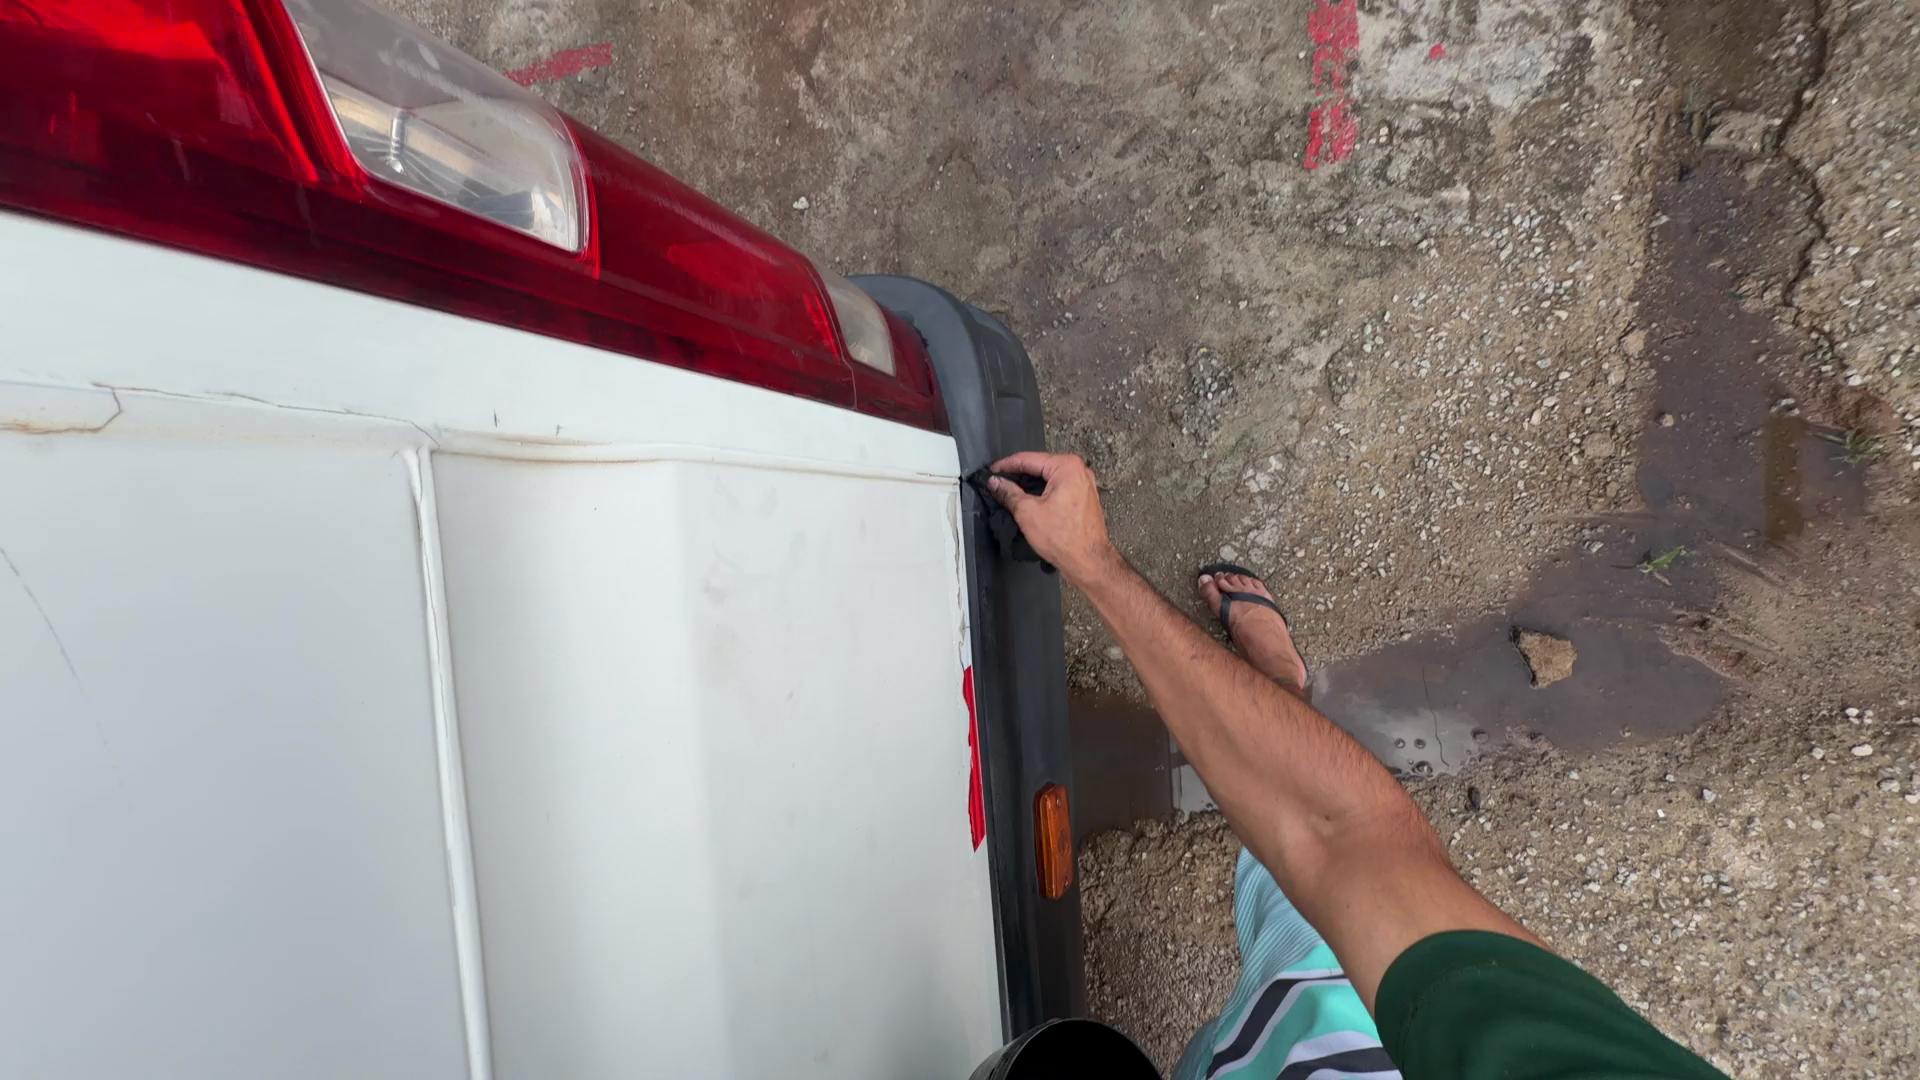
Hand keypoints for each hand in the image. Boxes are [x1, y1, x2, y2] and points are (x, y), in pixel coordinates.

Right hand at [985, 452, 1118, 584]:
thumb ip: (1008, 492)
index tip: (992, 471)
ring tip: (1010, 492)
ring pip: (1049, 478)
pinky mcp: (1084, 498)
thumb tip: (996, 482)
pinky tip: (1030, 501)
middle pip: (1040, 466)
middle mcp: (1079, 471)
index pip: (1028, 459)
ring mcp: (1084, 485)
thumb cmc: (1064, 538)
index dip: (1006, 465)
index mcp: (1067, 467)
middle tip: (997, 481)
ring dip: (1030, 485)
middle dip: (1018, 474)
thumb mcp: (1027, 512)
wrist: (1089, 561)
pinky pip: (1059, 489)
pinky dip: (1043, 493)